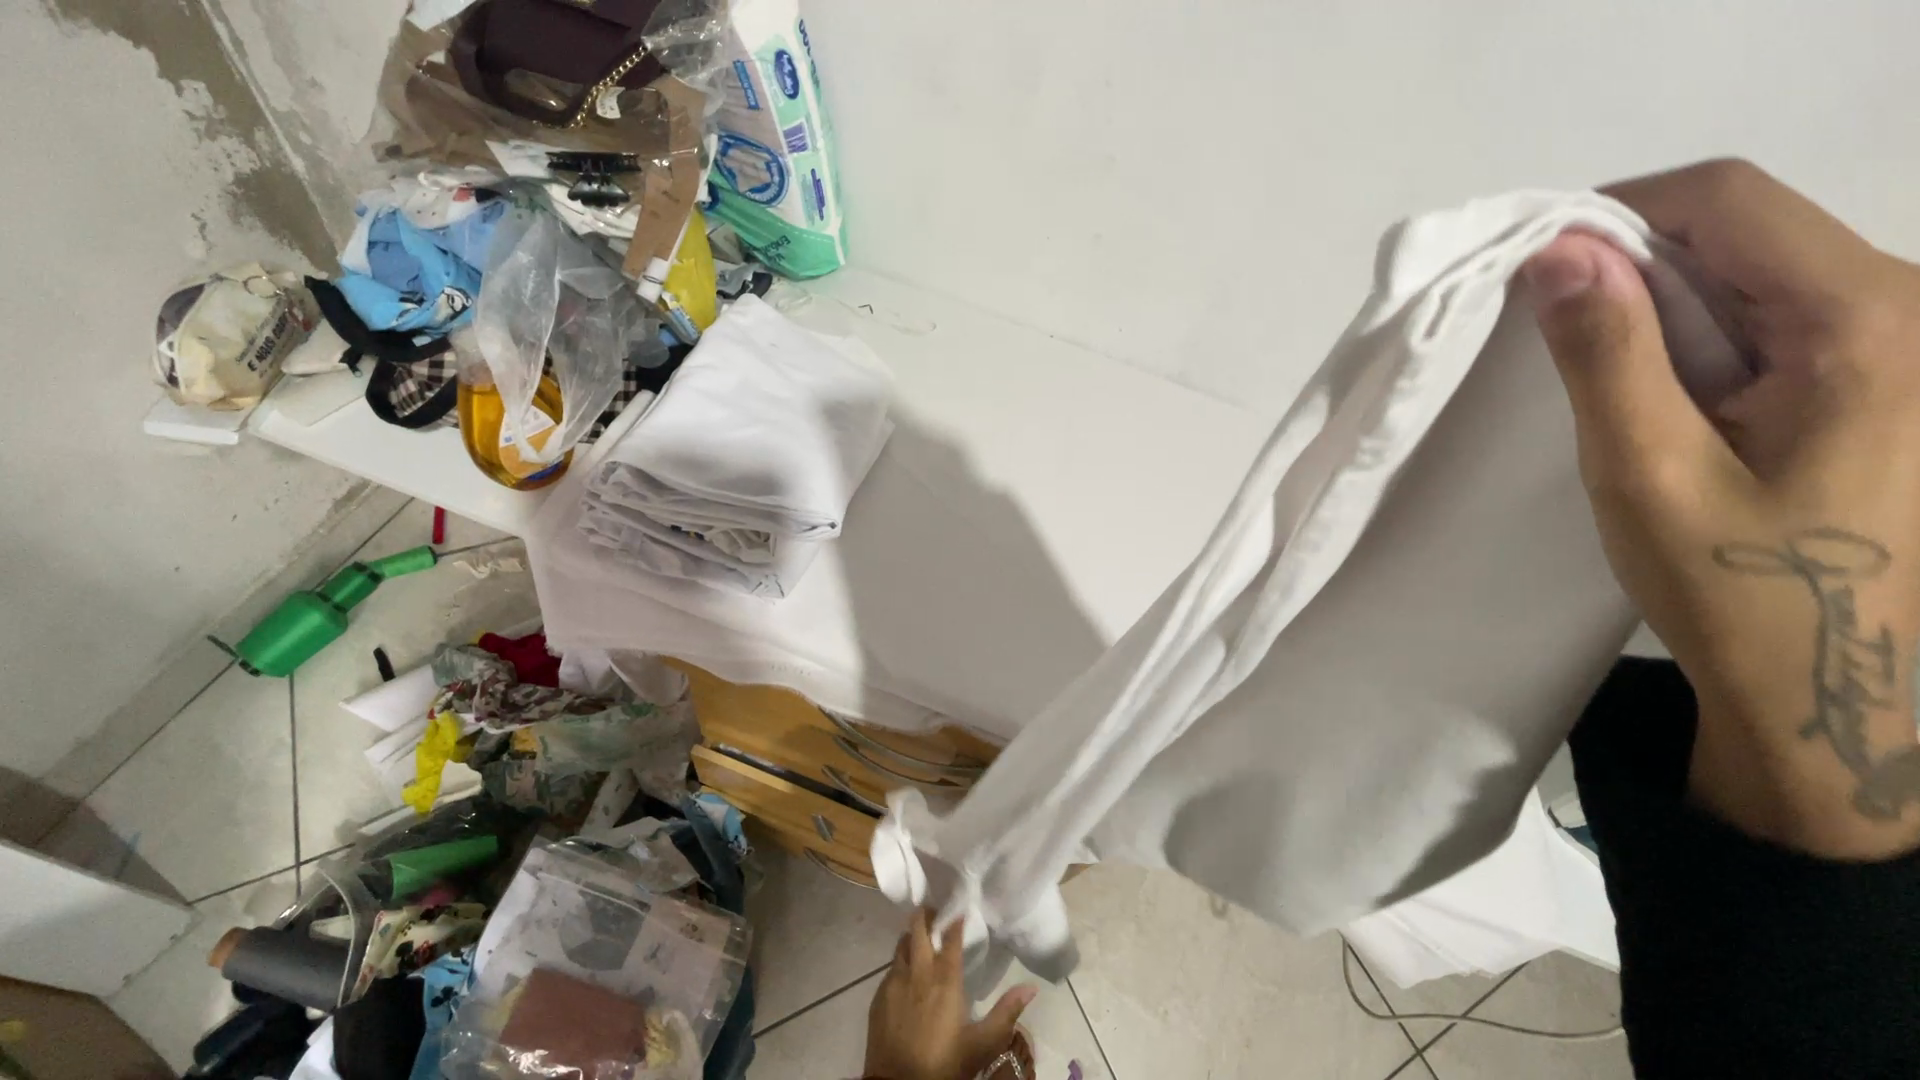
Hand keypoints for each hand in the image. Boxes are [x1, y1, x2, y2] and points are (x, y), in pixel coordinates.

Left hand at [863, 910, 1036, 1079]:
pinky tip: (906, 972)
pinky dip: (900, 962)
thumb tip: (1031, 987)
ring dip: (911, 936)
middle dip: (925, 915)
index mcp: (945, 980)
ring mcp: (893, 983)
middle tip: (935, 909)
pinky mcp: (878, 998)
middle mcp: (917, 974)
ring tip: (920, 935)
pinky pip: (890, 969)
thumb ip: (1006, 1013)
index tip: (960, 909)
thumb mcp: (982, 1044)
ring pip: (901, 946)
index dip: (954, 921)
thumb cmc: (944, 1064)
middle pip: (917, 930)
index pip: (949, 939)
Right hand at [1523, 159, 1919, 858]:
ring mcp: (1905, 339)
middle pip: (1745, 226)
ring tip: (1613, 384)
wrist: (1829, 687)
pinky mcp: (1886, 372)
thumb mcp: (1648, 471)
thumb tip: (1556, 249)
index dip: (1613, 212)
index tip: (1535, 272)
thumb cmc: (1734, 587)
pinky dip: (1697, 333)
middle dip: (1632, 263)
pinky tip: (1669, 398)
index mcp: (1865, 319)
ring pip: (1756, 268)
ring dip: (1661, 303)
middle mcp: (1908, 304)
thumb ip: (1606, 354)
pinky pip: (1776, 312)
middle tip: (1560, 343)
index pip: (1726, 197)